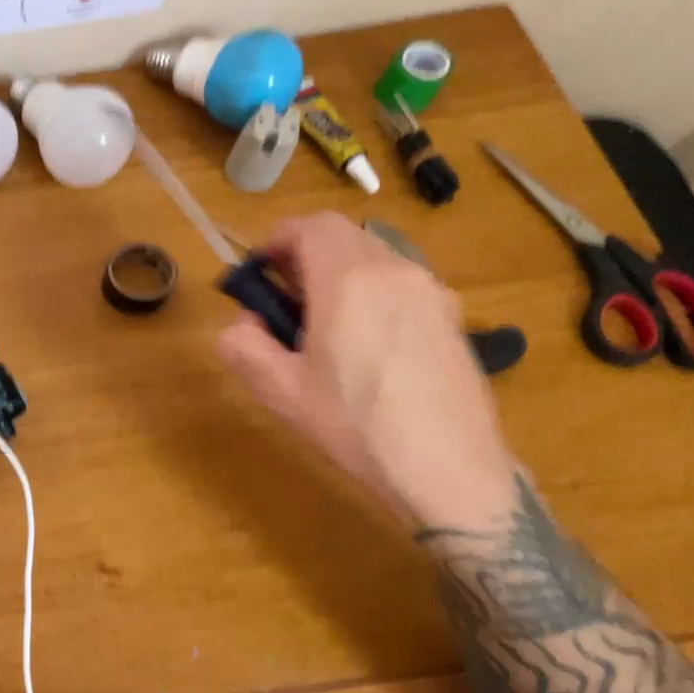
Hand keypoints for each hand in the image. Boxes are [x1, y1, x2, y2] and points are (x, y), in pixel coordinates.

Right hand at [215, 212, 518, 529]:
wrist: (446, 466)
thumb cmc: (354, 426)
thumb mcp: (278, 391)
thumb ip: (243, 346)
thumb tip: (243, 325)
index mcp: (349, 280)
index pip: (311, 226)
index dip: (277, 240)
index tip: (256, 274)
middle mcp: (396, 271)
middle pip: (343, 239)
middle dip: (304, 262)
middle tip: (280, 309)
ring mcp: (430, 292)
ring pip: (373, 262)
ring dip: (337, 280)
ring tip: (319, 336)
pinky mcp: (450, 318)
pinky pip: (398, 287)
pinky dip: (369, 299)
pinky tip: (361, 353)